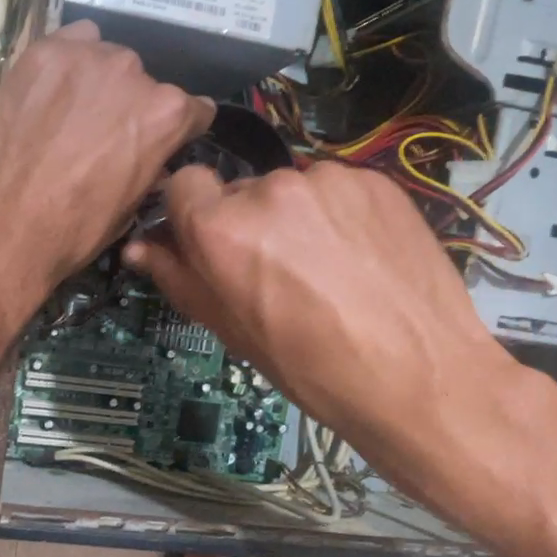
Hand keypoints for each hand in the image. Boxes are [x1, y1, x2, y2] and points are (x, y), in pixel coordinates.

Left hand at [0, 21, 213, 294]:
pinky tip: (47, 92)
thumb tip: (151, 159)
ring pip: (104, 57)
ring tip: (68, 114)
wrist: (3, 227)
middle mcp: (133, 73)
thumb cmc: (71, 231)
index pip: (192, 109)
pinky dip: (65, 64)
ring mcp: (85, 57)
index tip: (160, 141)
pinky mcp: (41, 53)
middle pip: (142, 82)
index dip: (178, 130)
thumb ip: (149, 167)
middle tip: (99, 136)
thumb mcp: (129, 208)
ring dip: (95, 82)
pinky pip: (67, 43)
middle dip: (128, 106)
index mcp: (165, 115)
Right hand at [123, 162, 518, 458]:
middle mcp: (269, 189)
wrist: (417, 375)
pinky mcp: (376, 180)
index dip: (192, 217)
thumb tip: (139, 247)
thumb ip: (180, 279)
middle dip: (246, 225)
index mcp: (222, 230)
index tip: (209, 248)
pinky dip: (337, 217)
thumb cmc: (311, 368)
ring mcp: (328, 180)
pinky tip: (358, 260)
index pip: (183, 185)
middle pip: (239, 193)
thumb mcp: (232, 331)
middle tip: (275, 276)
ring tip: (326, 272)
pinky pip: (336, 190)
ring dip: (294, 221)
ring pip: (290, 191)